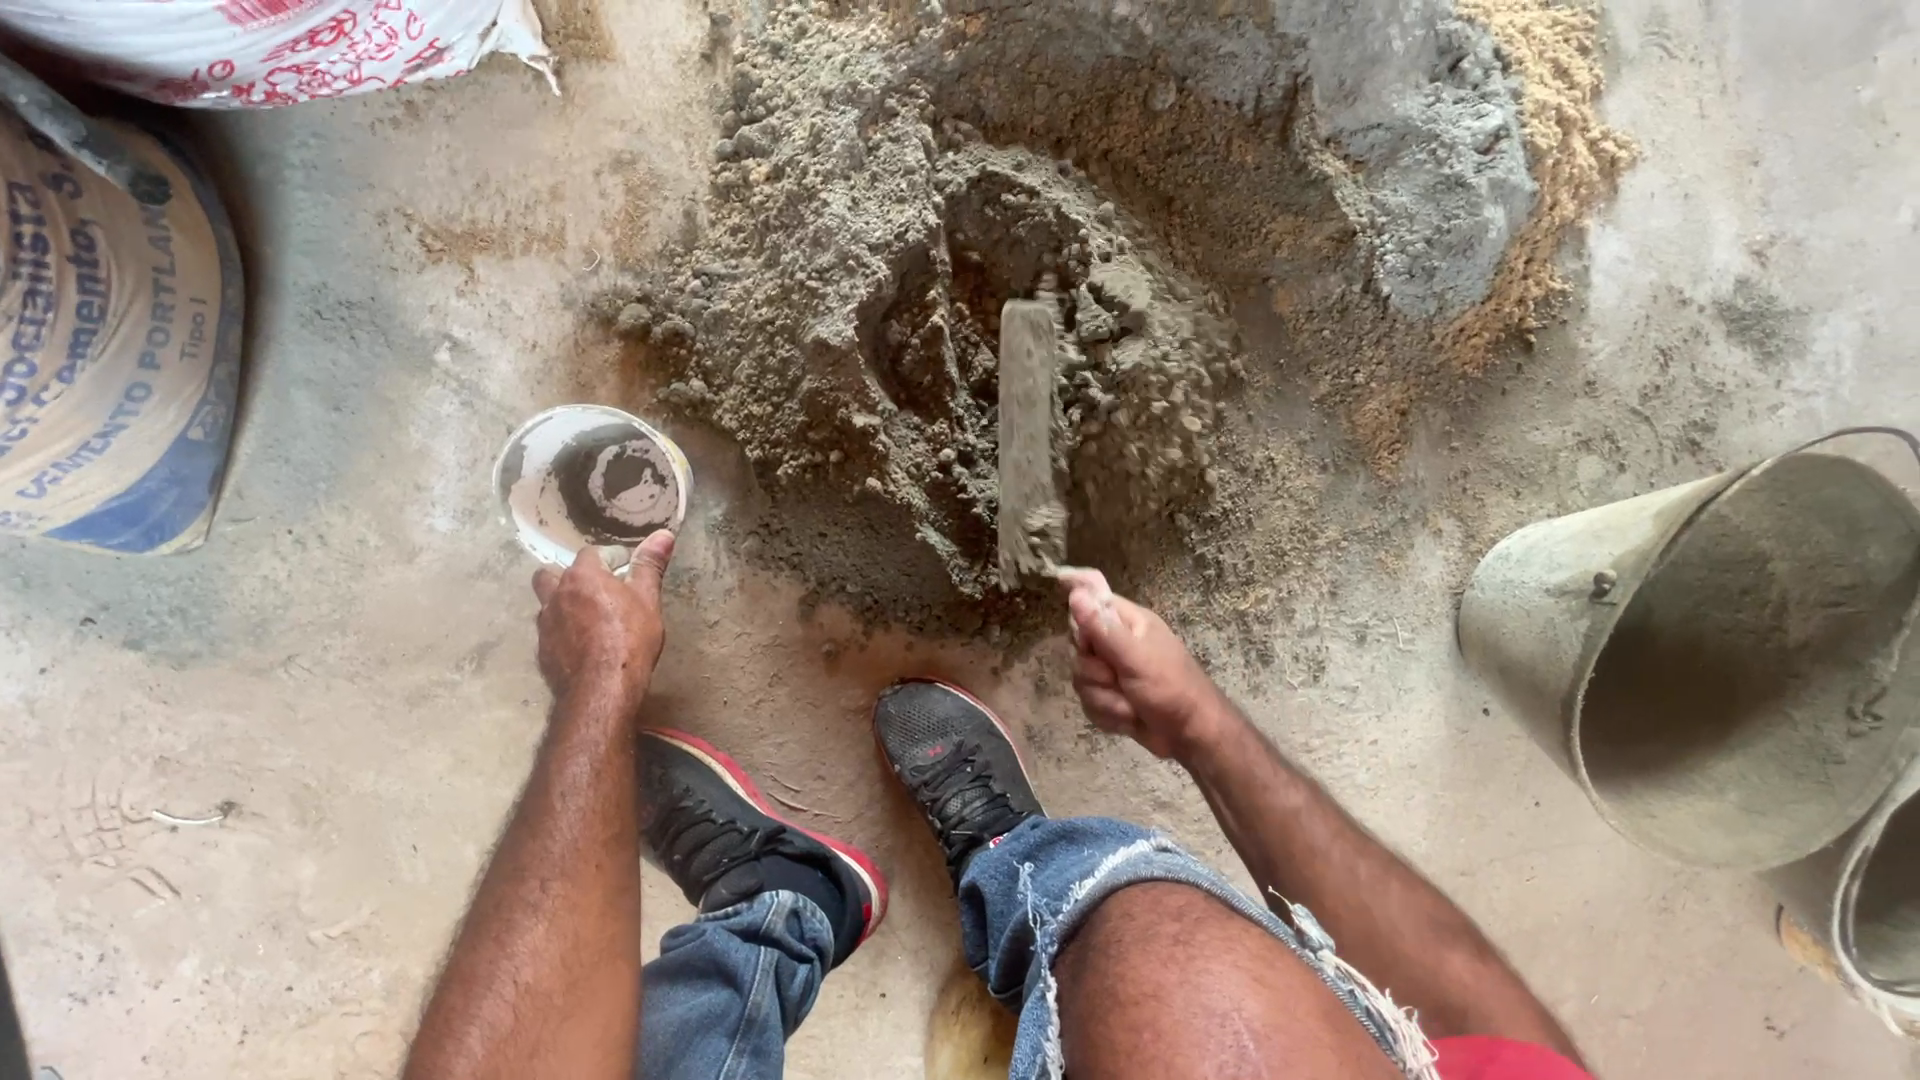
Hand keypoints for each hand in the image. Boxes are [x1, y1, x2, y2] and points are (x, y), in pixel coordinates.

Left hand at [531, 531, 675, 706]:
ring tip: (586, 617)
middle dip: (569, 577)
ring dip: (562, 604)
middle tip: (594, 590)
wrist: (602, 688)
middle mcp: (556, 595)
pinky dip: (562, 632)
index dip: (609, 558)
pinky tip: (581, 644)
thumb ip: (650, 565)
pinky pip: (549, 632)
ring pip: (546, 604)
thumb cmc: (630, 638)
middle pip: (551, 574)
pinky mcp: (543, 651)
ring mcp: (545, 625)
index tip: (625, 569)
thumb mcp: (648, 599)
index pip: (591, 554)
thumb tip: (663, 534)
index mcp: (582, 576)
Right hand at [1060, 567, 1234, 761]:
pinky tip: (1128, 719)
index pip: (1092, 601)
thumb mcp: (1136, 657)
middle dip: (1095, 671)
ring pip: (1081, 679)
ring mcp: (1112, 672)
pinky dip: (1107, 715)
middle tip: (1117, 678)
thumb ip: (1103, 629)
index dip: (1077, 605)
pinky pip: (1088, 702)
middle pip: (1079, 648)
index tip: (1063, 601)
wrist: (1191, 736)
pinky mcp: (1109, 698)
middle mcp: (1117, 643)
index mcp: (1128, 623)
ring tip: (1130, 706)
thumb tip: (1076, 594)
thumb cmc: (1172, 689)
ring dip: (1104, 698)